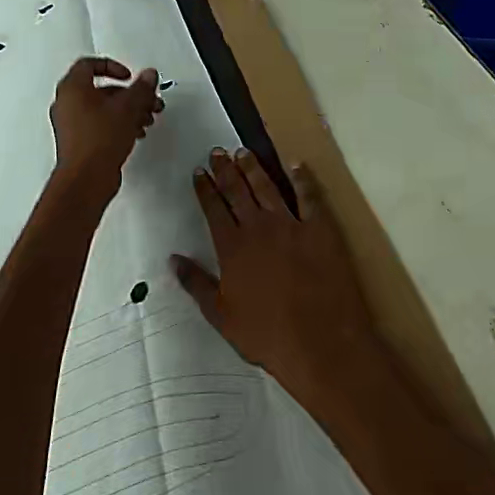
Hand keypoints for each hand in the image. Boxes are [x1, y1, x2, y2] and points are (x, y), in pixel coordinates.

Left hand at [49, 58, 162, 194]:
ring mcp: (71, 125)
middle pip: (100, 89)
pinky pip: (99, 126)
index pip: (89, 65)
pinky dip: (117, 125)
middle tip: (143, 98)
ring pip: (101, 109)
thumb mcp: (127, 107)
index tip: (127, 75)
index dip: (112, 66)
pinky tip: (133, 133)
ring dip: (126, 111)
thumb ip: (140, 88)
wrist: (87, 177)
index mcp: (72, 88)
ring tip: (144, 117)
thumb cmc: (95, 143)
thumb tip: (147, 77)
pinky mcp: (79, 142)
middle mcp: (67, 105)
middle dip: (127, 93)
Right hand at [175, 150, 380, 409]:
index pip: (213, 209)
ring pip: (268, 187)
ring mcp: (291, 226)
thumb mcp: (220, 315)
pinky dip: (302, 179)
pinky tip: (296, 165)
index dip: (204, 189)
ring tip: (244, 151)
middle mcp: (258, 228)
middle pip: (237, 191)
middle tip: (217, 151)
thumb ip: (196, 283)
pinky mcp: (322, 230)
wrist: (321, 342)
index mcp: (232, 247)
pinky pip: (310, 197)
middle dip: (225, 170)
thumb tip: (172, 259)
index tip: (198, 172)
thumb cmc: (267, 334)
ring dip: (254, 168)